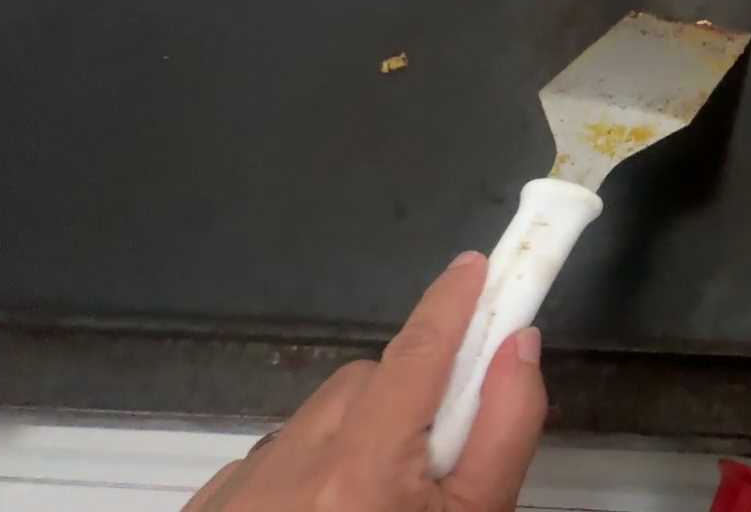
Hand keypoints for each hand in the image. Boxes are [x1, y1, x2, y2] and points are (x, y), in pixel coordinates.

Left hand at [183, 252, 546, 511]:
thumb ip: (510, 422)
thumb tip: (519, 340)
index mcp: (360, 469)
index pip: (417, 354)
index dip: (452, 302)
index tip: (477, 262)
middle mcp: (282, 472)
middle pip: (366, 382)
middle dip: (411, 389)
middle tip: (438, 439)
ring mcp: (231, 497)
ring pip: (317, 416)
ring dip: (358, 427)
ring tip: (374, 495)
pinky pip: (269, 454)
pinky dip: (305, 462)